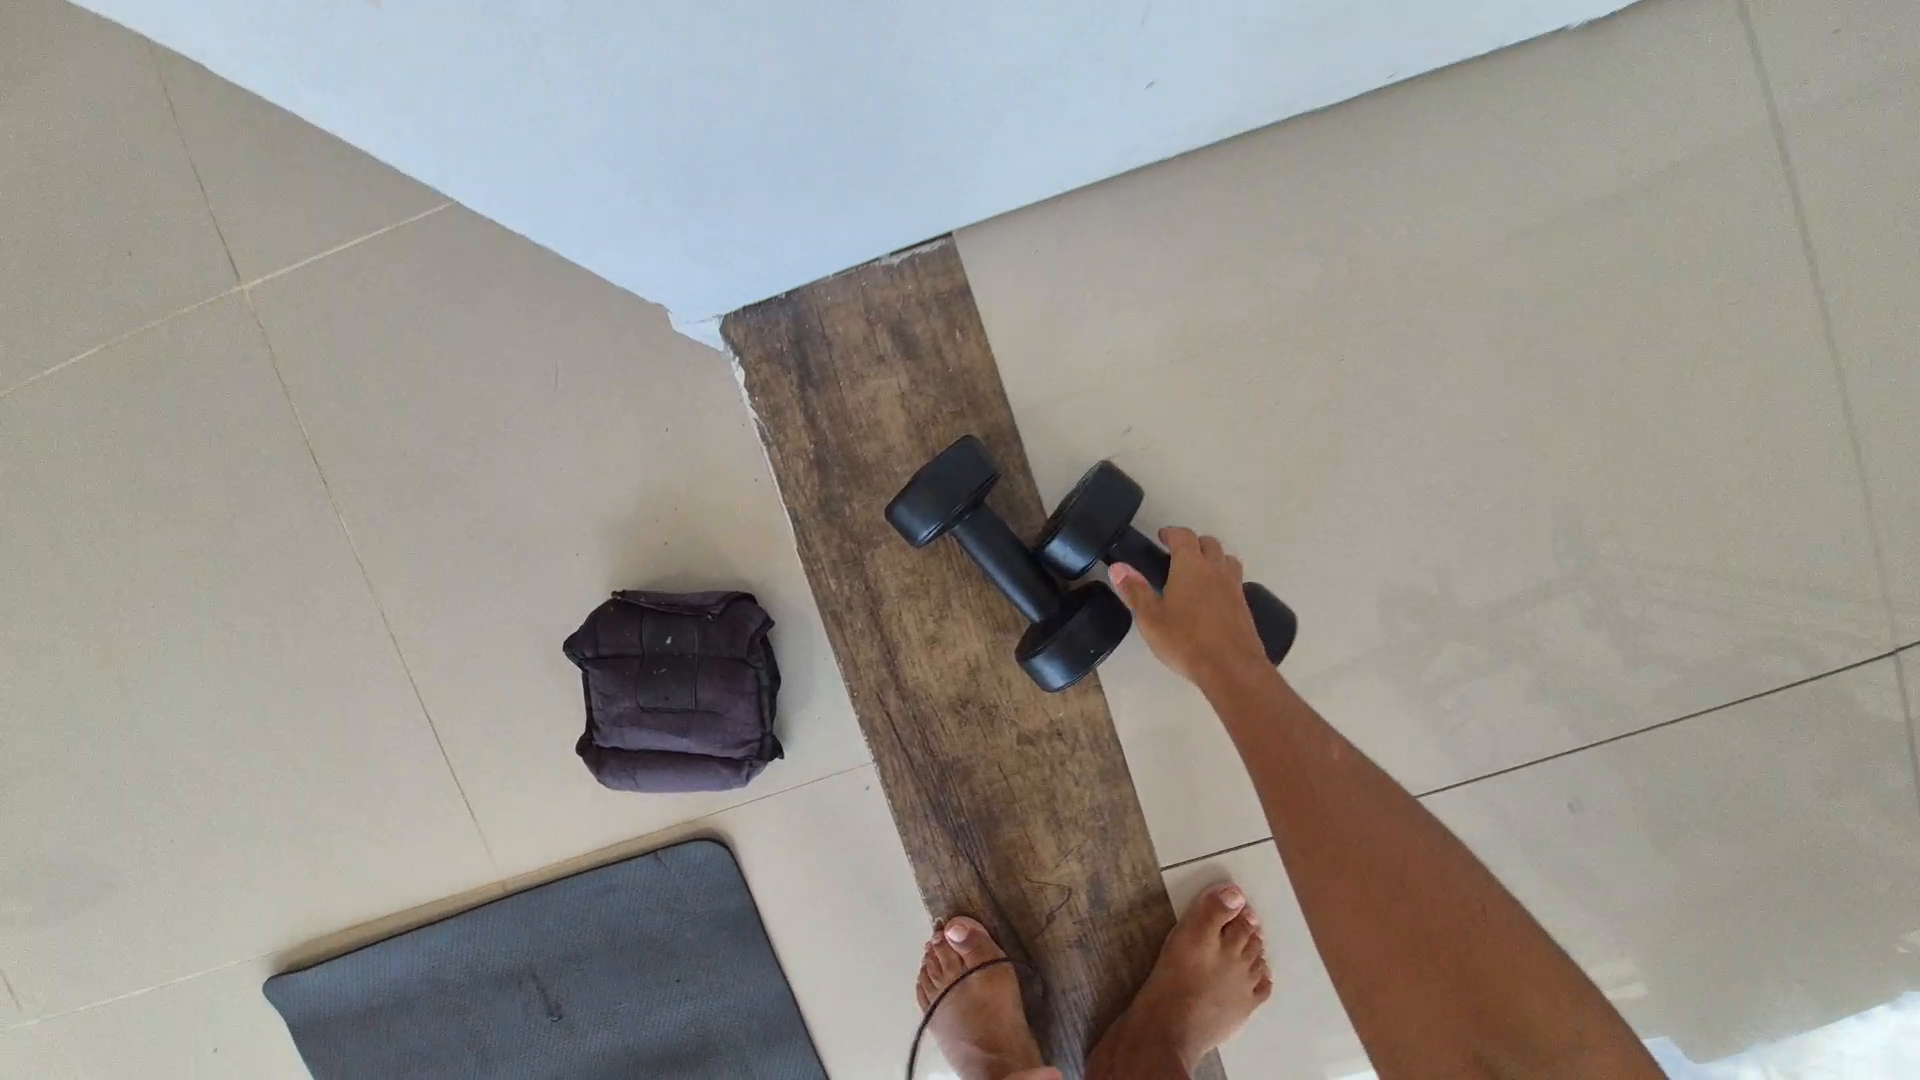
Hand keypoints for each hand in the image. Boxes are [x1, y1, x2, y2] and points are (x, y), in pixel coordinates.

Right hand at [1108, 527, 1271, 689]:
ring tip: (1197, 572)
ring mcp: (1234, 587)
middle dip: (1193, 543)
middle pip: (1209, 543)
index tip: (1162, 537)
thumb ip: (1134, 590)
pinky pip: (1233, 581)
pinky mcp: (1244, 606)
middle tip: (1177, 554)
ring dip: (1212, 558)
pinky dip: (1222, 579)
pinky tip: (1211, 598)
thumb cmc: (1185, 640)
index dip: (1171, 533)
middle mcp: (1215, 570)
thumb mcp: (1150, 617)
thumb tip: (1117, 566)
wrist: (1231, 668)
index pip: (1183, 537)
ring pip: (1226, 560)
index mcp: (1191, 566)